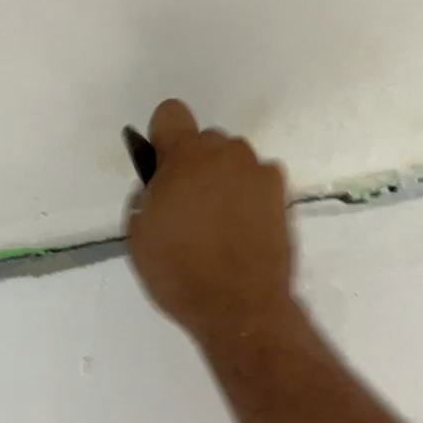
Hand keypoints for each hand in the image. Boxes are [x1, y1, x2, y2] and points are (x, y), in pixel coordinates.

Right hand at [125, 99, 296, 337]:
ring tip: (219, 229)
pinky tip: (242, 235)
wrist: (240, 308)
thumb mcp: (139, 238)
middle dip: (195, 168)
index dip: (163, 139)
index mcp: (185, 158)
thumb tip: (158, 186)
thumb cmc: (180, 275)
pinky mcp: (282, 195)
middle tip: (189, 212)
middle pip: (205, 143)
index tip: (163, 170)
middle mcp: (226, 153)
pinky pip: (257, 184)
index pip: (170, 114)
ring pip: (233, 164)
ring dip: (223, 184)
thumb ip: (146, 198)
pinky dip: (248, 200)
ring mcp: (259, 172)